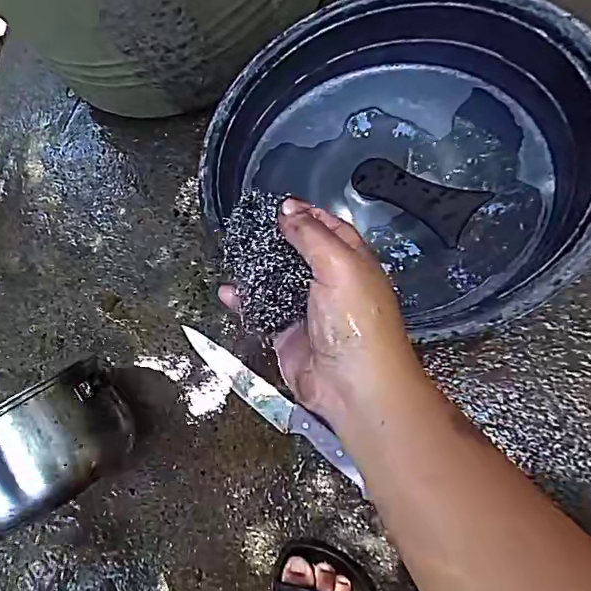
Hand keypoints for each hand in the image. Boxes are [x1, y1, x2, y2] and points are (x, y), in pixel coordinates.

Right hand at [221, 198, 421, 427]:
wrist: (351, 385)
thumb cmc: (360, 329)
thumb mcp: (338, 266)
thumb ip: (311, 236)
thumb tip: (290, 211)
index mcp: (354, 264)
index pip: (331, 229)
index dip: (309, 214)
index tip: (283, 204)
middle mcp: (332, 287)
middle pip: (301, 255)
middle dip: (278, 241)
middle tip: (255, 229)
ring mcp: (308, 312)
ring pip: (277, 283)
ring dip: (256, 272)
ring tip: (238, 257)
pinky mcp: (288, 335)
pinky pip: (261, 313)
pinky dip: (244, 303)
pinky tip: (231, 294)